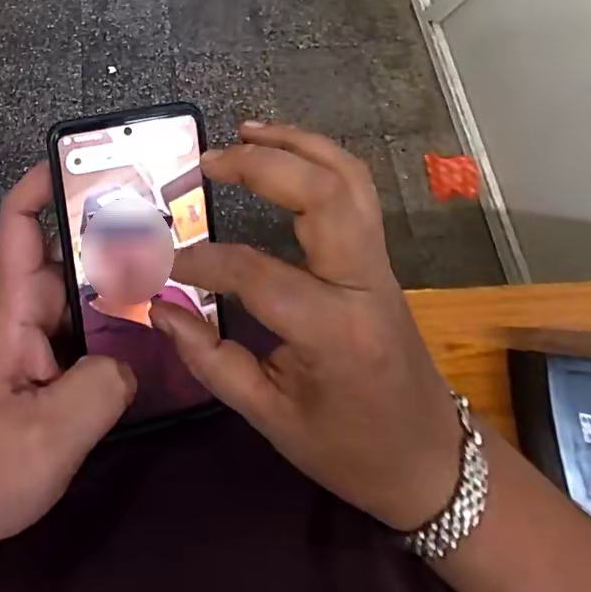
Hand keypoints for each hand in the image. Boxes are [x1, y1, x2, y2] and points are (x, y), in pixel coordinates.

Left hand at [0, 165, 135, 557]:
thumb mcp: (49, 435)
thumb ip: (101, 388)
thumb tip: (133, 357)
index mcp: (15, 312)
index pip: (19, 227)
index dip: (42, 184)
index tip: (84, 159)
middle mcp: (30, 314)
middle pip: (68, 254)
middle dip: (111, 228)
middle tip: (169, 215)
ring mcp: (43, 341)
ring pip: (87, 293)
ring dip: (125, 277)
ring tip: (180, 265)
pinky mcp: (55, 367)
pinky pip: (94, 330)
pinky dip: (125, 321)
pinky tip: (163, 326)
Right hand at [150, 122, 459, 530]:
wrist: (431, 459)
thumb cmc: (349, 448)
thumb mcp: (270, 417)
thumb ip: (210, 359)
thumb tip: (160, 307)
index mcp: (334, 330)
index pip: (255, 272)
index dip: (200, 261)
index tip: (159, 261)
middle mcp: (363, 283)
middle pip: (322, 195)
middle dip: (263, 165)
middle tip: (209, 161)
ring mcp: (379, 265)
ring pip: (349, 179)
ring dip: (297, 145)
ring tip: (247, 131)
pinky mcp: (379, 259)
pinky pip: (355, 191)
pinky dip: (319, 159)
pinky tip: (283, 152)